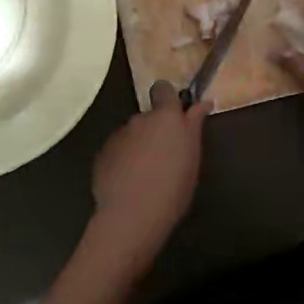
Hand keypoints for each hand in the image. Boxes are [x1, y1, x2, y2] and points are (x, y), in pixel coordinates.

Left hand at [90, 80, 207, 268]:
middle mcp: (138, 120)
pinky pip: (117, 152)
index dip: (168, 98)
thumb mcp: (192, 157)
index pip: (163, 89)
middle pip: (147, 118)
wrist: (132, 214)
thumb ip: (194, 125)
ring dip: (138, 147)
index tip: (174, 116)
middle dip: (154, 131)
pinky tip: (129, 183)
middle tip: (166, 157)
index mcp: (164, 117)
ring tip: (146, 175)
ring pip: (131, 136)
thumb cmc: (173, 187)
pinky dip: (123, 161)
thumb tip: (202, 103)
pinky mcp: (101, 155)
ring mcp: (116, 137)